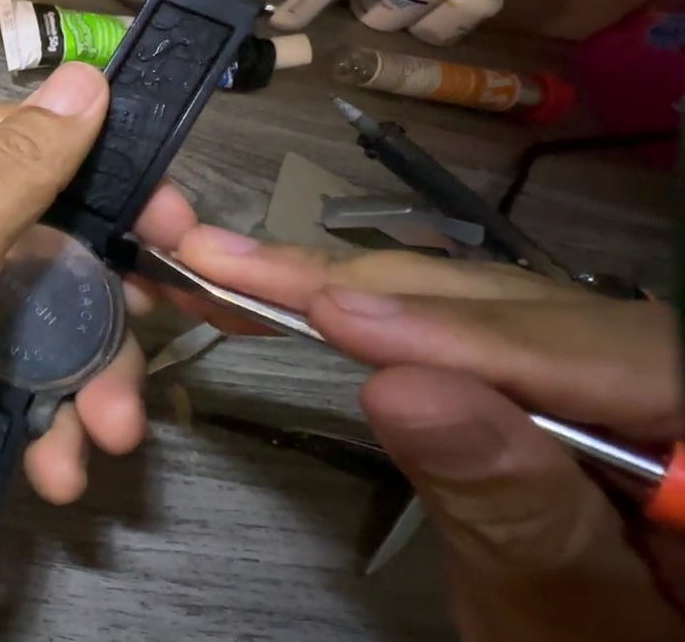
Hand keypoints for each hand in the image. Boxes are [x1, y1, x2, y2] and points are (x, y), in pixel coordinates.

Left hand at [0, 63, 196, 513]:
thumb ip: (22, 159)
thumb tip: (84, 79)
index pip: (48, 149)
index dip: (120, 183)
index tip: (181, 233)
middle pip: (66, 250)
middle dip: (116, 314)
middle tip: (149, 361)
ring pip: (55, 326)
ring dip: (92, 387)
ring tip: (100, 439)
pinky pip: (23, 383)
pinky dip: (47, 424)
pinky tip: (53, 467)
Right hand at [177, 228, 684, 640]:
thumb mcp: (575, 624)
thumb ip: (517, 514)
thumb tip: (402, 393)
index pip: (612, 360)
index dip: (464, 332)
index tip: (331, 314)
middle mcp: (674, 382)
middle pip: (528, 308)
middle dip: (369, 288)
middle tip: (226, 261)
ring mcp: (612, 367)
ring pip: (477, 300)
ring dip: (340, 282)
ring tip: (226, 262)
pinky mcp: (546, 367)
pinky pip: (452, 318)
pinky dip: (357, 304)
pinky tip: (285, 290)